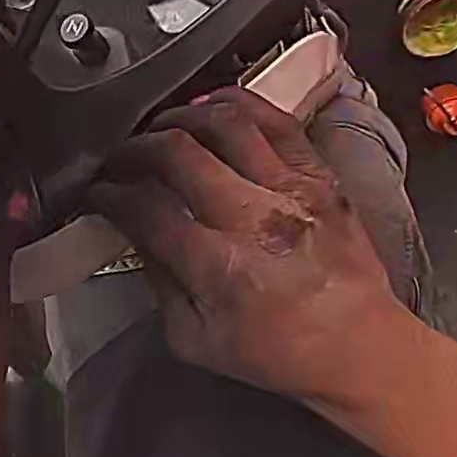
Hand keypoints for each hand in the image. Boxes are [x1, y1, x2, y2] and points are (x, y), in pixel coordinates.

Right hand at [88, 86, 416, 404]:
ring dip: (178, 118)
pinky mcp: (320, 175)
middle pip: (176, 153)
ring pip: (224, 123)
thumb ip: (158, 282)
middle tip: (118, 159)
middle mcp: (254, 217)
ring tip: (159, 129)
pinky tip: (209, 107)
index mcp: (219, 266)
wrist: (360, 347)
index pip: (144, 209)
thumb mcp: (193, 339)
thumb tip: (135, 234)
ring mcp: (292, 188)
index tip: (96, 194)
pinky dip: (237, 103)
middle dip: (132, 150)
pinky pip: (276, 120)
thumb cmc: (275, 352)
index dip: (108, 195)